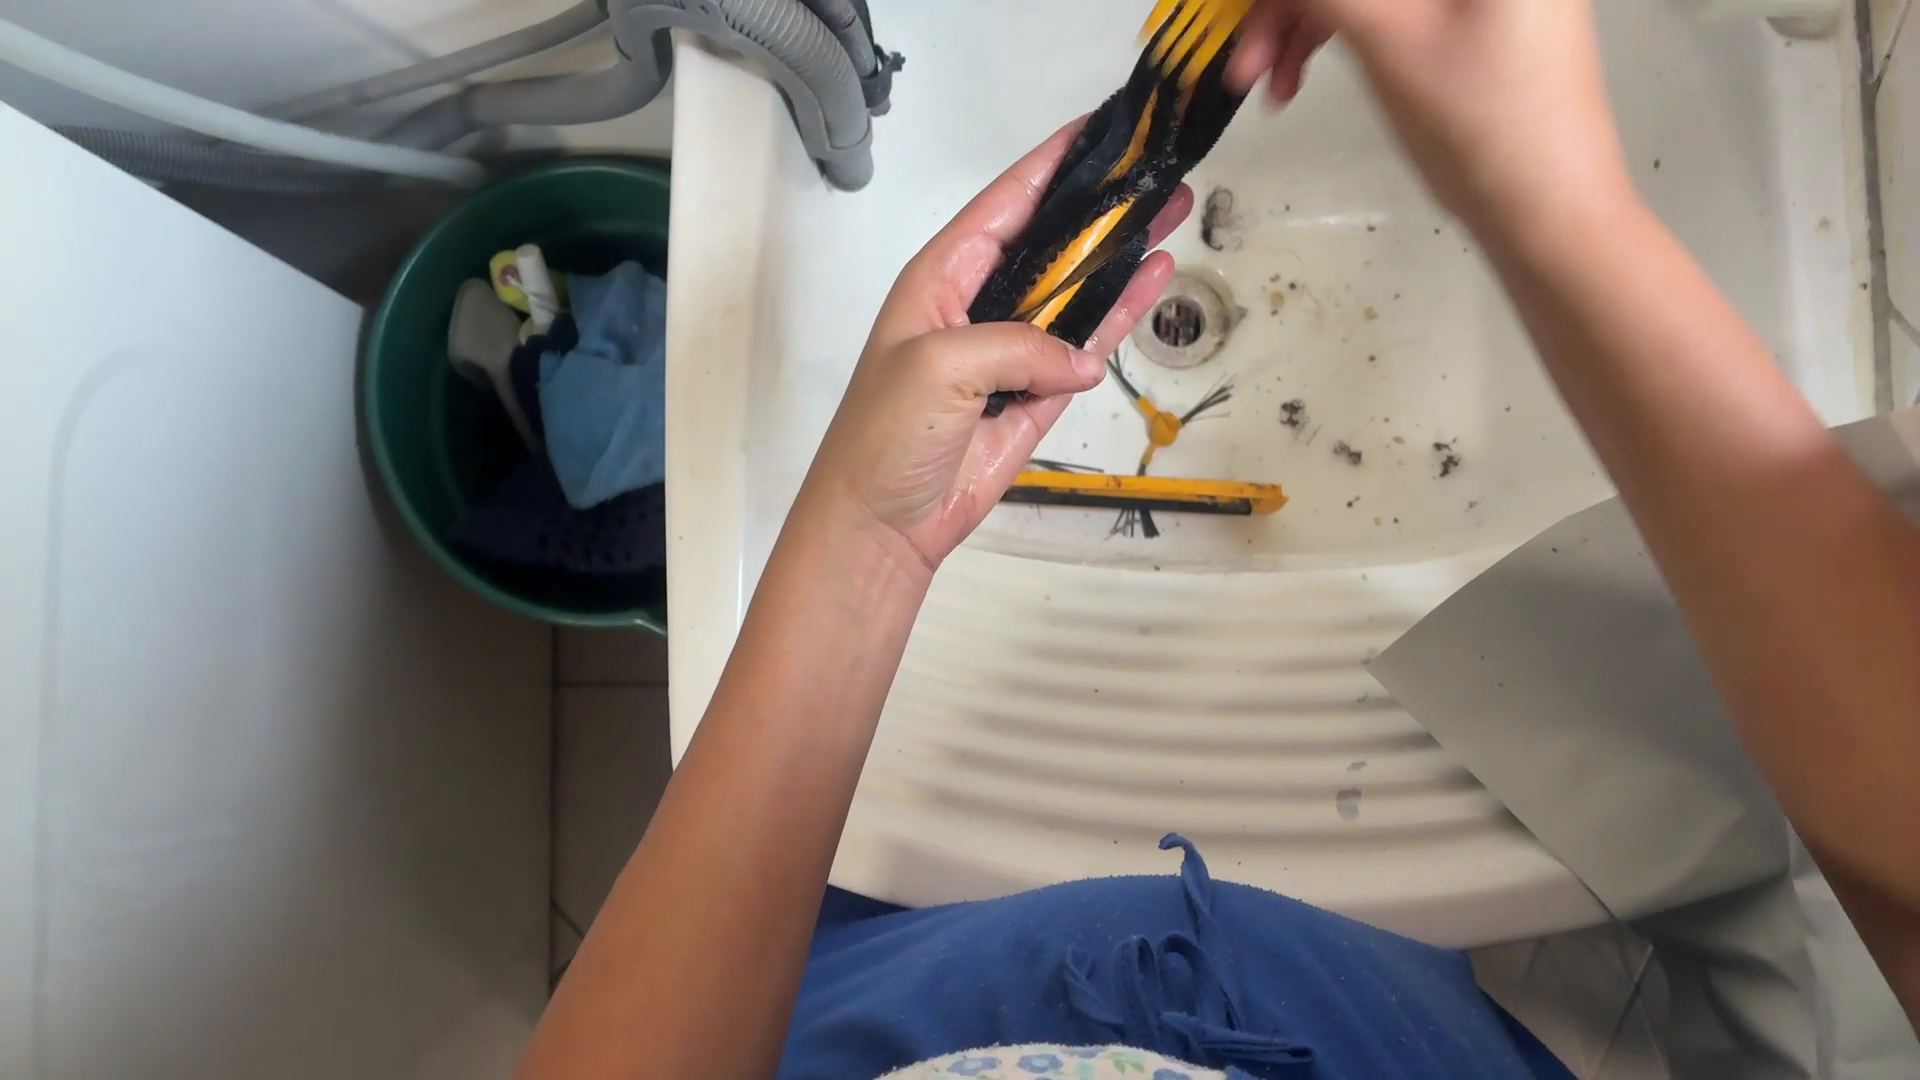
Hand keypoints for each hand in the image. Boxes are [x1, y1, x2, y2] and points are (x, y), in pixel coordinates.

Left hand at [792, 123, 1193, 572]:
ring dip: (1118, 261)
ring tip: (1169, 217)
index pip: (1004, 206)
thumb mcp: (939, 366)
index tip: (1100, 131)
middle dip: (1100, 212)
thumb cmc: (887, 436)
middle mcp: (976, 307)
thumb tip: (1076, 362)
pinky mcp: (1032, 399)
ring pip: (1073, 296)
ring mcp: (1008, 354)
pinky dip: (1114, 322)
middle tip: (1157, 176)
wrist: (885, 522)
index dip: (1051, 166)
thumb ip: (1016, 345)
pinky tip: (1148, 286)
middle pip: (1049, 246)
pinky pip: (1080, 350)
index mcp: (939, 280)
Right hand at [1229, 0, 1632, 231]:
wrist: (1541, 198)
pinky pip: (1380, 7)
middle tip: (1246, 68)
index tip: (1246, 20)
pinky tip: (1299, 80)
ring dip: (1303, 28)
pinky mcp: (1459, 14)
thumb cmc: (1477, 119)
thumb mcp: (1392, 42)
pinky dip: (1333, 38)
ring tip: (1269, 91)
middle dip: (1291, 8)